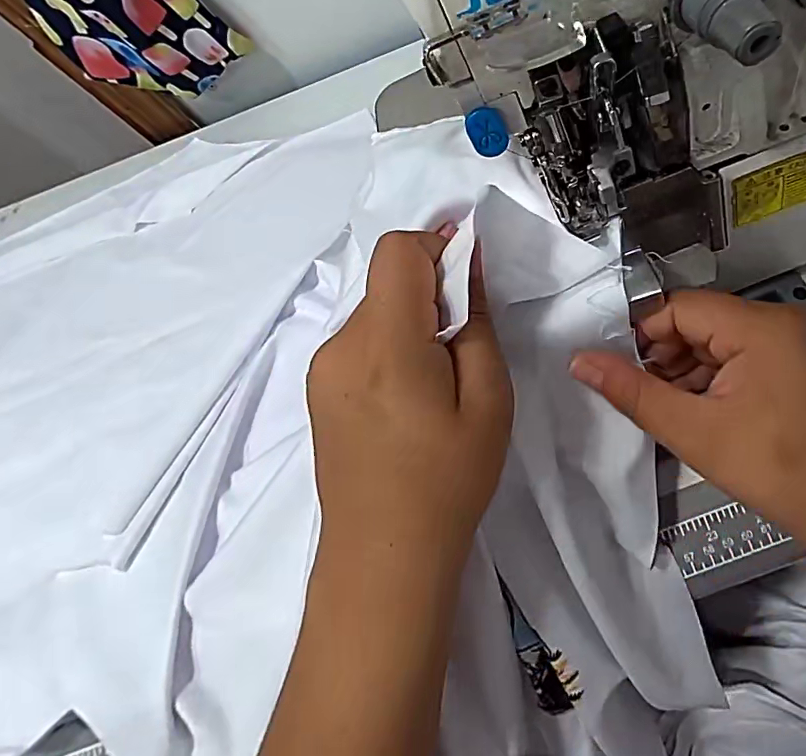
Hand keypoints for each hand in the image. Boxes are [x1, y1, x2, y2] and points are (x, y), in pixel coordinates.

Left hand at [306, 229, 513, 571]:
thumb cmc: (448, 481)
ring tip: (437, 380)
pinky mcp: (317, 388)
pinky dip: (391, 344)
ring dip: (411, 320)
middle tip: (463, 344)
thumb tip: (466, 265)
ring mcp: (321, 368)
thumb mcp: (489, 399)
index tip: (467, 279)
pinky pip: (360, 339)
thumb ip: (476, 320)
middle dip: (430, 291)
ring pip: (376, 309)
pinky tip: (408, 397)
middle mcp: (340, 345)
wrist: (383, 559)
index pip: (397, 251)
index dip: (436, 247)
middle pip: (387, 281)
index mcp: (383, 345)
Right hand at [569, 290, 805, 543]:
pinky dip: (717, 380)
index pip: (679, 308)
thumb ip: (632, 391)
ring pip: (720, 342)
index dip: (643, 336)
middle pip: (700, 322)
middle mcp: (779, 322)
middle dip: (665, 357)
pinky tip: (704, 414)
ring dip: (689, 372)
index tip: (620, 370)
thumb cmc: (778, 470)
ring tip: (672, 412)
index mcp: (758, 325)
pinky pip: (744, 358)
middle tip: (645, 397)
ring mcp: (795, 344)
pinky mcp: (801, 367)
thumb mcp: (694, 431)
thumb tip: (580, 360)